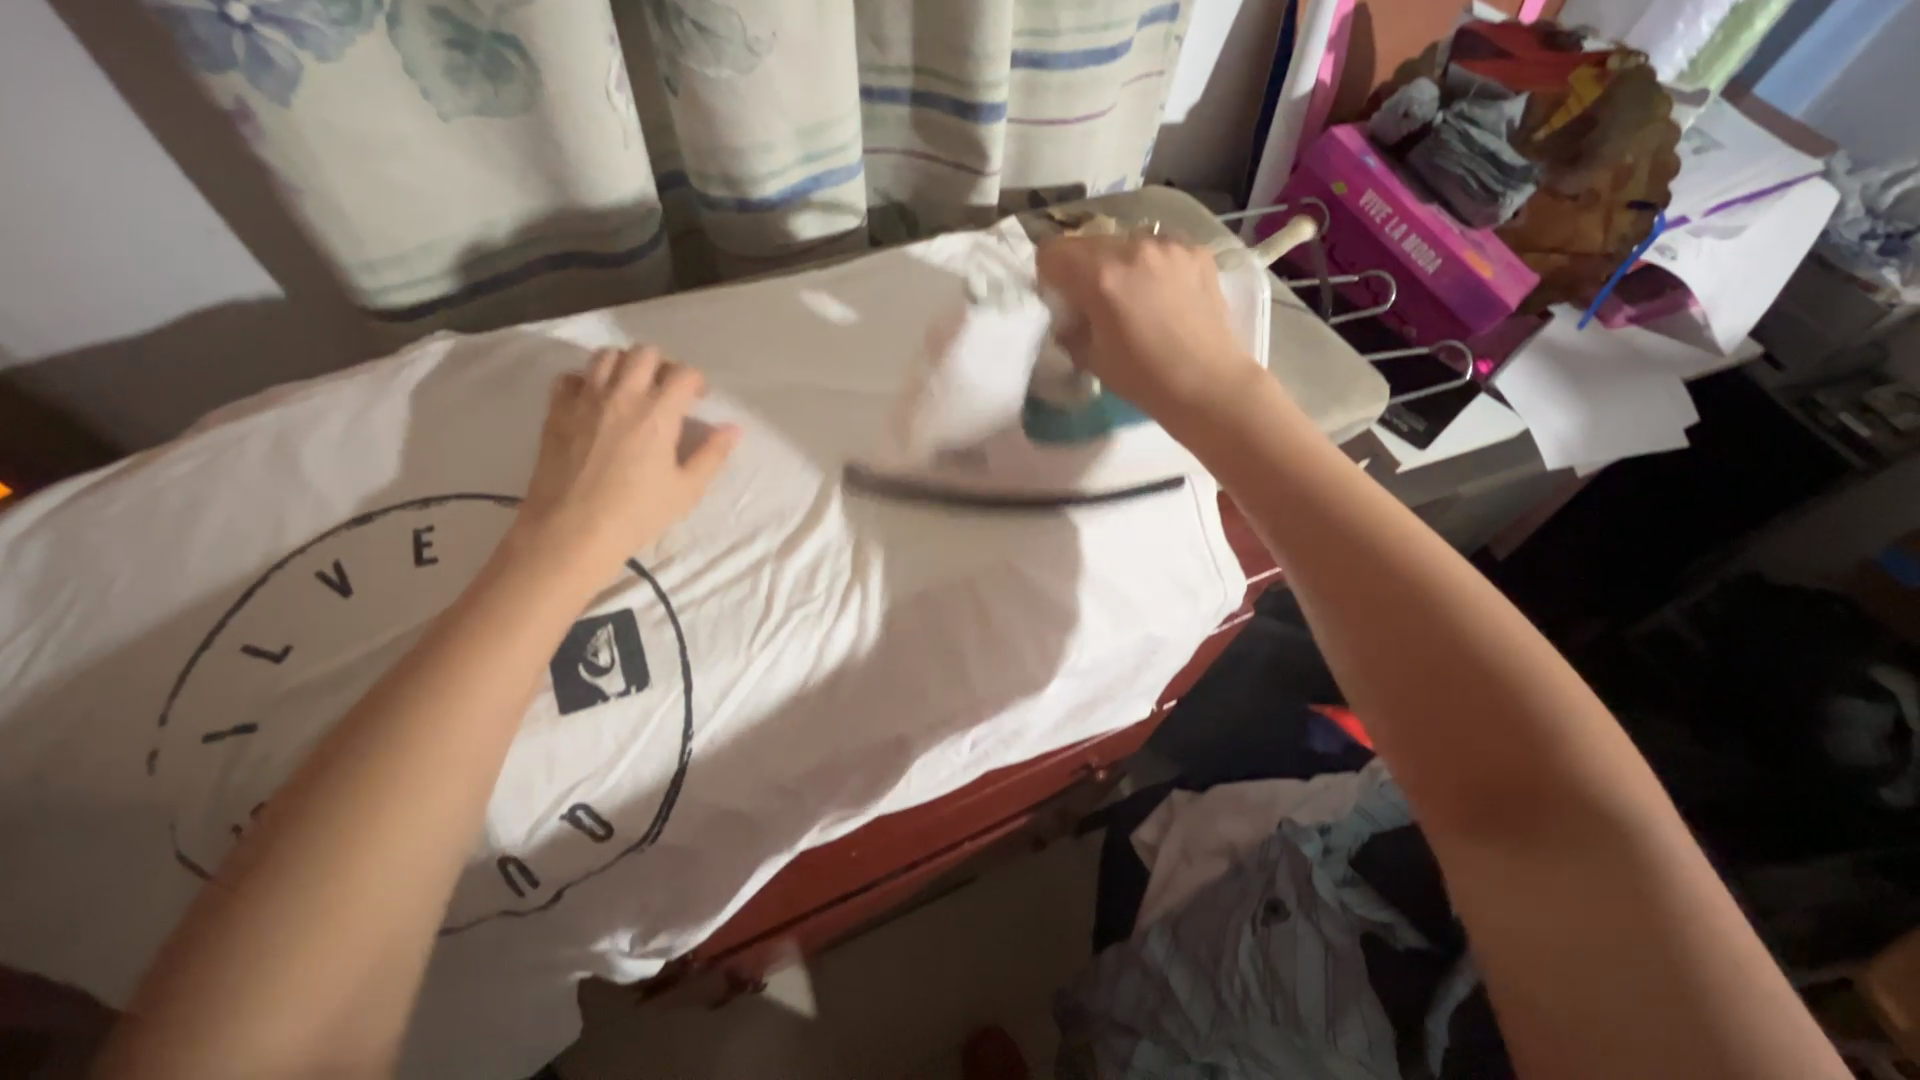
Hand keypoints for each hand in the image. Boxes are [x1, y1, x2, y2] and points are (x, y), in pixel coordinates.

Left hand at [508, 346, 739, 585]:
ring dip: (624, 365)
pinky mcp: (557, 411)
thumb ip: (712, 454)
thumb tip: (734, 429)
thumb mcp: (686, 490)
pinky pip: (571, 377)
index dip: (696, 381)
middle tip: (666, 389)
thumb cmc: (636, 514)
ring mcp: (585, 399)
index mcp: (658, 412)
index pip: (684, 373)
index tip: (698, 398)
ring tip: (631, 389)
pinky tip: (593, 401)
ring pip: (606, 356)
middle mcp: (622, 394)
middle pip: (644, 353)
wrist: (571, 530)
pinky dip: (585, 381)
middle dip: (662, 364)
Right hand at [1035, 233, 1265, 425]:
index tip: (1061, 297)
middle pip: (1089, 243)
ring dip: (1122, 263)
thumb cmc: (1143, 378)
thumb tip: (1070, 313)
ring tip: (1137, 297)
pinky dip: (1155, 265)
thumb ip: (1071, 325)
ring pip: (1127, 242)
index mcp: (1100, 275)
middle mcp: (1133, 248)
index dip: (1050, 275)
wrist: (1209, 385)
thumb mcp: (1090, 357)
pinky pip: (1161, 248)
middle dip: (1085, 269)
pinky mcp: (1197, 251)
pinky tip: (1166, 295)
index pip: (1052, 251)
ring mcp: (1169, 246)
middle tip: (1098, 302)